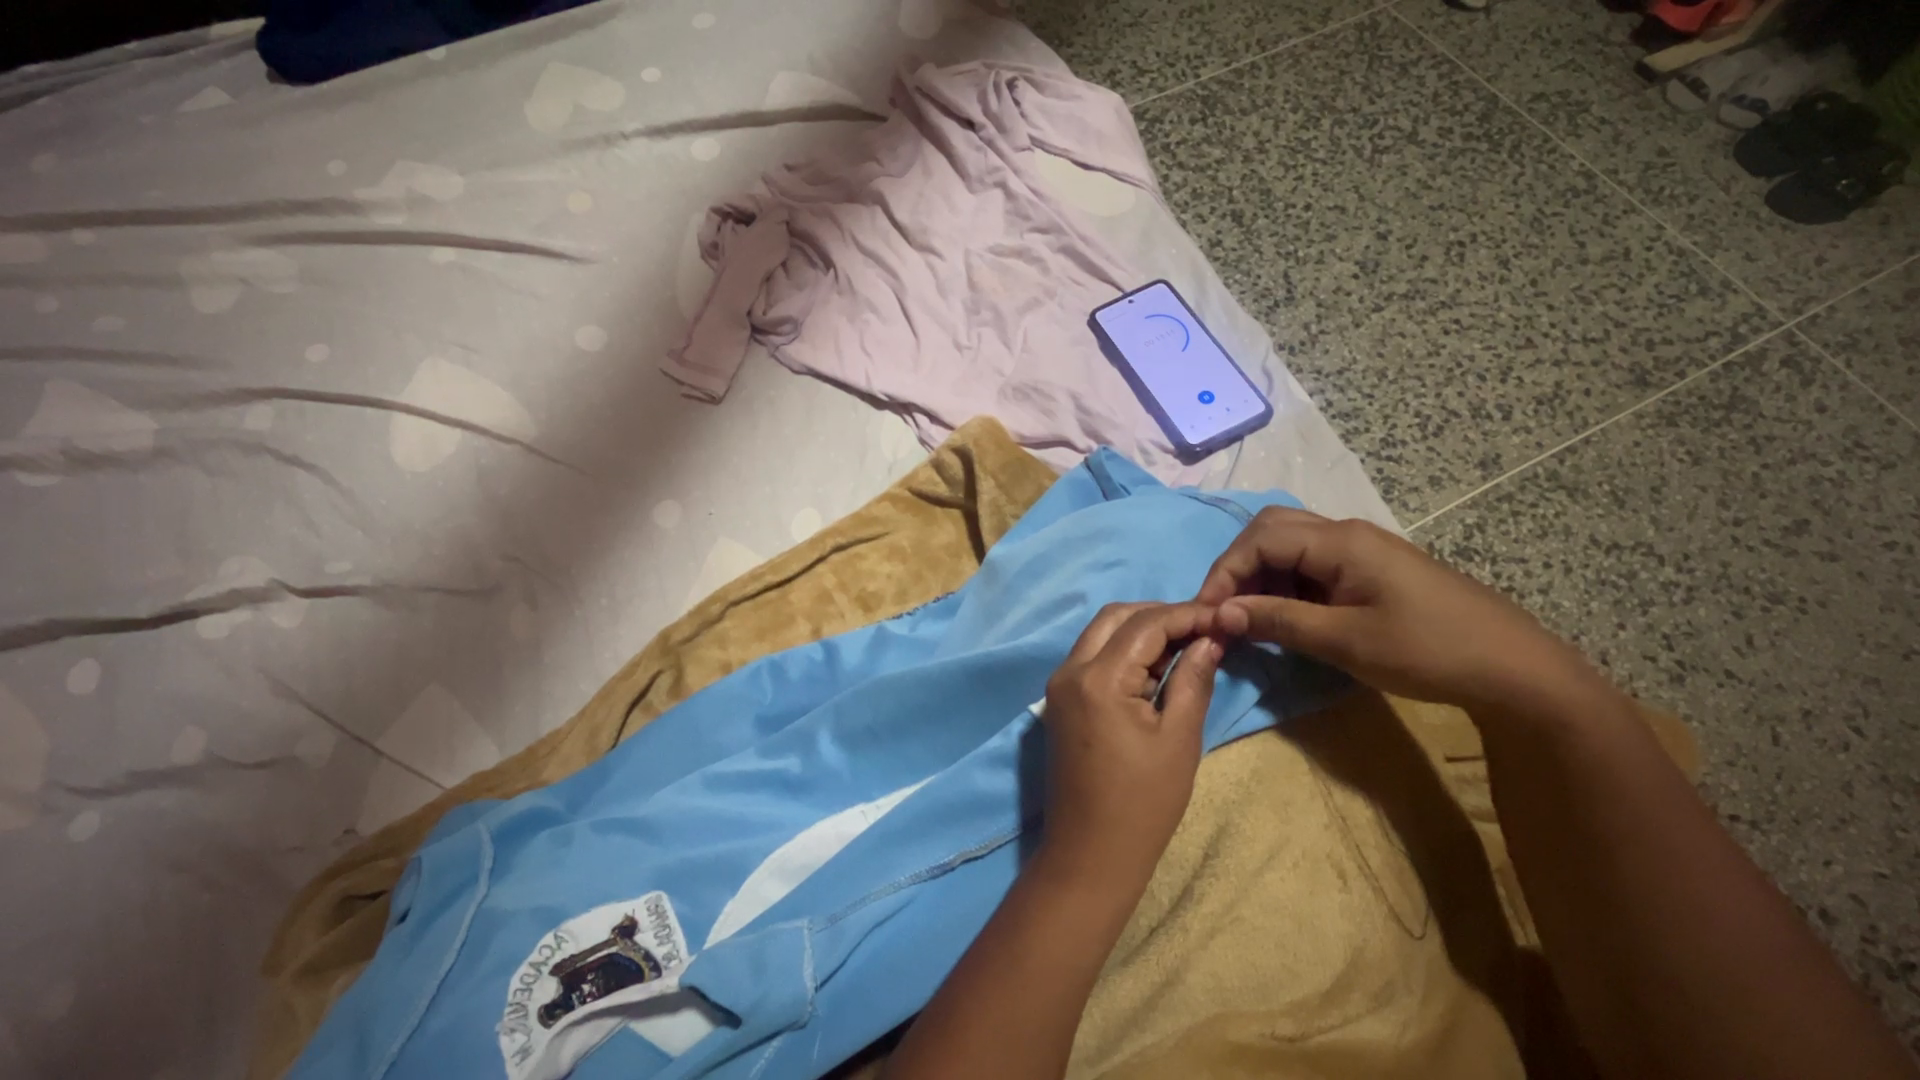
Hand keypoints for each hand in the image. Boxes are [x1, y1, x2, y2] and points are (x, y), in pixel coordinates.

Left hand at [1039, 602, 1221, 883]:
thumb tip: (1210, 640)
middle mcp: (1069, 671)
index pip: (1145, 624)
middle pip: (1116, 618)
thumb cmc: (1143, 802)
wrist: (1091, 853)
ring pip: (1100, 634)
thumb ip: (1192, 681)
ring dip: (1141, 632)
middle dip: (1160, 616)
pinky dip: (1124, 653)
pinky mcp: (1060, 702)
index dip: (1186, 615)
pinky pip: (1092, 658)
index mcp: (1098, 678)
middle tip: (1203, 630)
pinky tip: (1157, 669)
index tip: (1222, 617)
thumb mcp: (1178, 739)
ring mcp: (1059, 686)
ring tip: (1187, 647)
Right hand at [1195, 507, 1605, 714]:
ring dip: (1262, 578)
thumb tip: (1218, 612)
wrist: (1513, 668)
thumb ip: (1278, 621)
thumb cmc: (1427, 651)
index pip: (1259, 540)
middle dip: (1238, 568)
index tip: (1204, 615)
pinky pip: (1314, 566)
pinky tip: (1289, 619)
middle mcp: (1347, 534)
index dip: (1223, 574)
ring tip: (1251, 621)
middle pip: (1272, 531)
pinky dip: (1288, 587)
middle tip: (1223, 612)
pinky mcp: (1374, 571)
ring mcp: (1363, 551)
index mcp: (1340, 542)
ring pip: (1292, 547)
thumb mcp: (1344, 641)